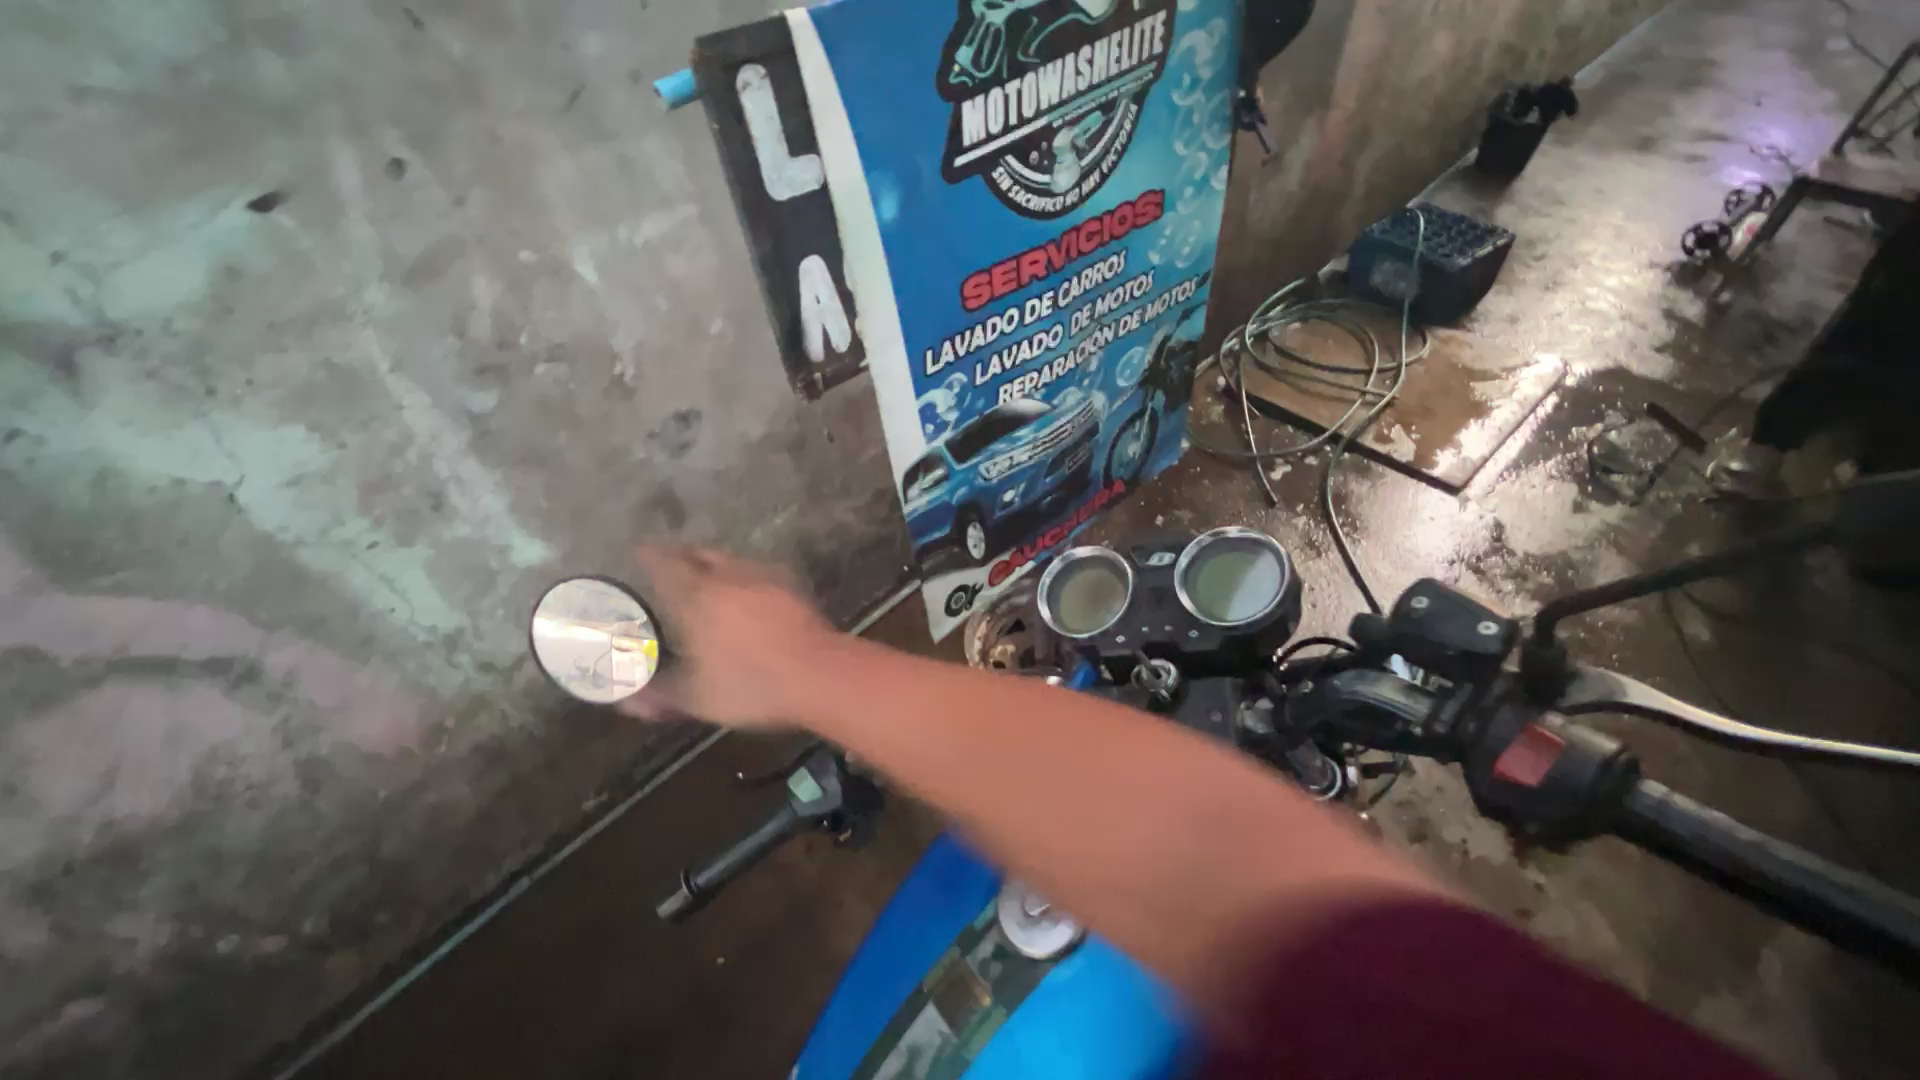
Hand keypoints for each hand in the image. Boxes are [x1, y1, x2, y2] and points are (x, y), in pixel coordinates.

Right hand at [616, 546, 839, 729]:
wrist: (820, 674)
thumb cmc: (752, 685)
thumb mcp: (698, 698)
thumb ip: (661, 696)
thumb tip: (627, 702)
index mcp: (698, 596)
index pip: (665, 564)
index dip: (650, 556)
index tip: (639, 552)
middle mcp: (729, 577)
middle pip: (701, 554)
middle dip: (684, 555)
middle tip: (671, 563)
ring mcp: (766, 578)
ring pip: (733, 559)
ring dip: (716, 563)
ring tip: (707, 576)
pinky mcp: (793, 587)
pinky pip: (760, 570)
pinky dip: (745, 575)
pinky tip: (748, 590)